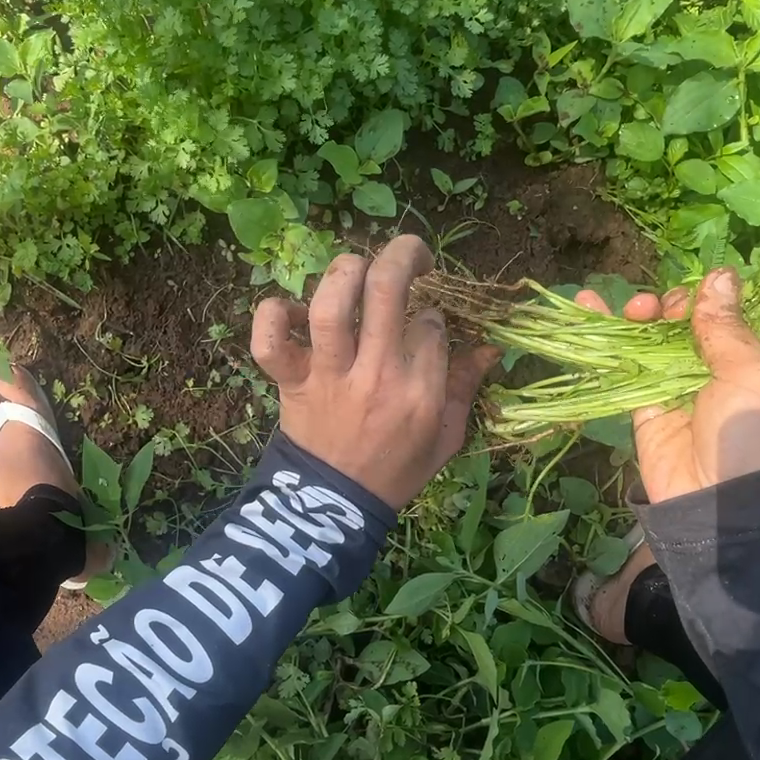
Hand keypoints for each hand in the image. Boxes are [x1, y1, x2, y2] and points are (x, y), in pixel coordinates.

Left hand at [251, 235, 500, 508]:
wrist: (334, 505)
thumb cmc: (395, 469)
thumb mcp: (446, 438)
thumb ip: (465, 389)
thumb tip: (490, 347)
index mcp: (420, 392)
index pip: (431, 322)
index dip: (432, 311)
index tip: (424, 323)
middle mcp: (376, 374)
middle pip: (387, 290)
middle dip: (403, 255)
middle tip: (411, 256)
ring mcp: (329, 376)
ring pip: (331, 306)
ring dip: (344, 272)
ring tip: (356, 270)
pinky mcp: (291, 381)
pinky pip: (270, 342)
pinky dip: (272, 315)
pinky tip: (291, 309)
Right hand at [574, 268, 759, 504]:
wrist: (722, 508)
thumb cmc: (754, 435)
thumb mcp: (753, 374)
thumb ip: (726, 327)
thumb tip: (718, 274)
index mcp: (758, 364)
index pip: (726, 319)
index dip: (702, 302)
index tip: (687, 300)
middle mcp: (717, 375)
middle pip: (683, 327)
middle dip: (664, 310)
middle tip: (650, 309)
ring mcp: (678, 392)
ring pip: (650, 344)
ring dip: (631, 319)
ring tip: (612, 306)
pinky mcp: (644, 410)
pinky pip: (624, 371)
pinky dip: (606, 345)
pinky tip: (586, 315)